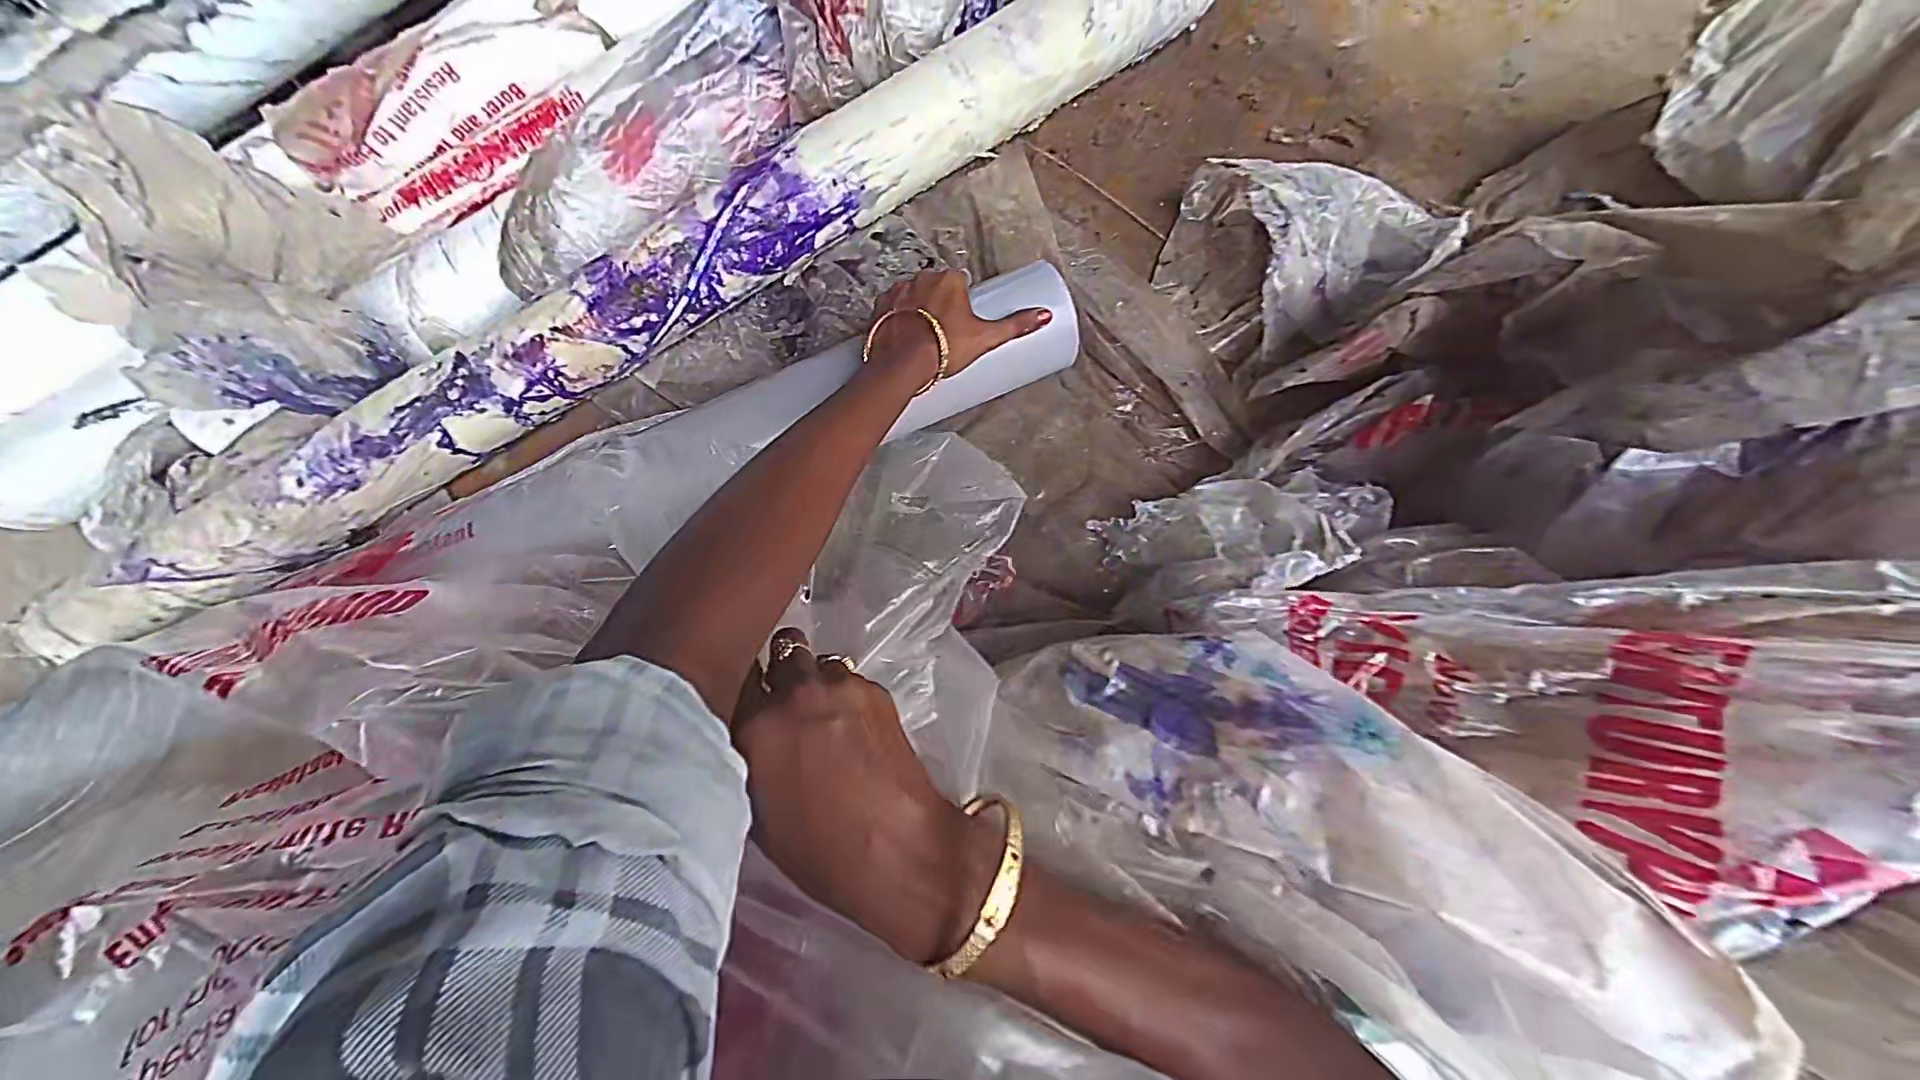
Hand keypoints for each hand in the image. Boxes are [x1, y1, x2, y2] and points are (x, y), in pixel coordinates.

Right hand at [732, 628, 1000, 964]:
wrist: (899, 848)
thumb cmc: (821, 850)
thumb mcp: (757, 809)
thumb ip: (750, 757)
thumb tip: (754, 736)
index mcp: (756, 726)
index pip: (736, 679)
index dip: (745, 690)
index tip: (750, 703)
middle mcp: (796, 694)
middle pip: (782, 652)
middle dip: (784, 674)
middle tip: (789, 705)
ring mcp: (840, 687)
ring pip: (820, 665)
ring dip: (818, 684)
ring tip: (826, 720)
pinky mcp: (877, 691)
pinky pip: (851, 681)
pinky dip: (848, 698)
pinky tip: (855, 731)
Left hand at [866, 269, 1052, 386]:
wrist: (902, 363)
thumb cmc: (942, 348)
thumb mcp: (985, 338)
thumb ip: (1014, 326)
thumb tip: (1044, 316)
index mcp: (950, 279)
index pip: (959, 282)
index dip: (962, 302)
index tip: (962, 320)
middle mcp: (922, 277)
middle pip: (934, 287)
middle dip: (938, 306)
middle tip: (943, 334)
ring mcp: (898, 290)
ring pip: (911, 296)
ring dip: (916, 311)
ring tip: (922, 339)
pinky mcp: (878, 305)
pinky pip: (890, 307)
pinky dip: (895, 319)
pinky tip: (901, 337)